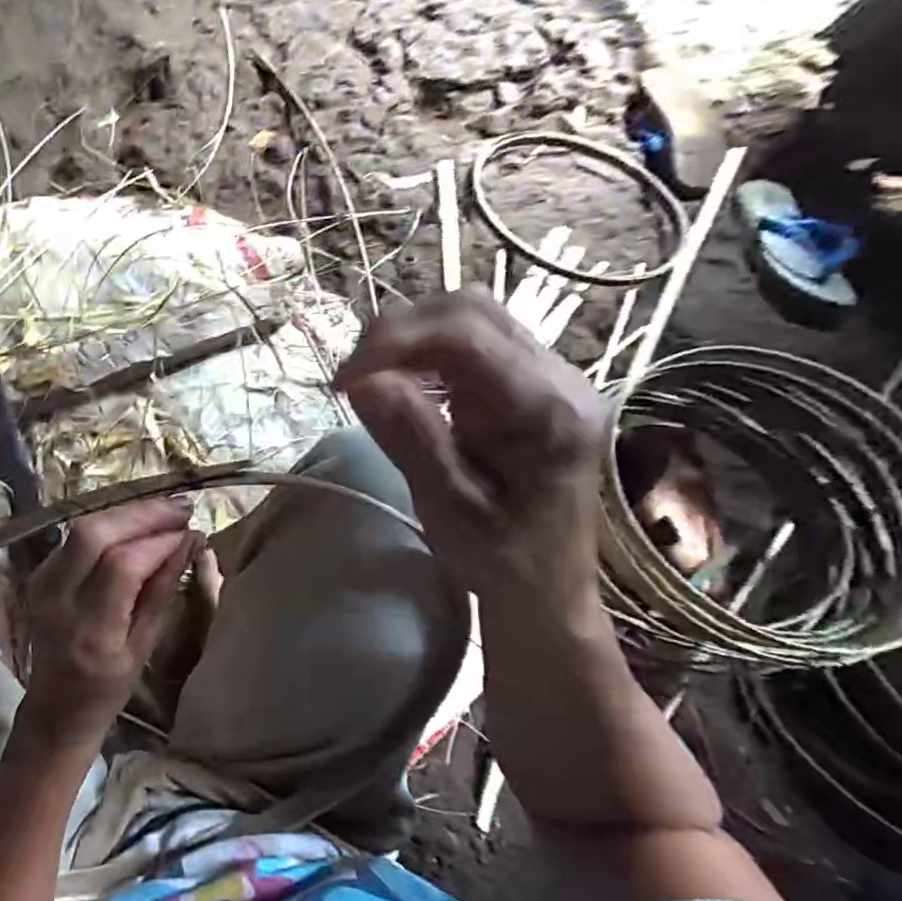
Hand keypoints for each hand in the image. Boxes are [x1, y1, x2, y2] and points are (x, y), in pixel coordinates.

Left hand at [18, 500, 201, 745]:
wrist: (55, 708)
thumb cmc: (108, 688)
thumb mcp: (145, 645)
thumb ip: (162, 588)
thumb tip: (190, 541)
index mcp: (91, 632)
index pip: (123, 566)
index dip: (160, 541)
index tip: (191, 531)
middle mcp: (59, 601)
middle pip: (94, 534)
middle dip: (142, 514)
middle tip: (180, 508)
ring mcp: (42, 585)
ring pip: (82, 527)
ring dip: (126, 513)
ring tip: (164, 511)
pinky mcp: (38, 574)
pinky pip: (74, 536)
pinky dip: (109, 524)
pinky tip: (135, 525)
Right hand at [335, 288, 606, 605]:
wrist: (549, 591)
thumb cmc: (502, 562)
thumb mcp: (448, 509)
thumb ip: (411, 438)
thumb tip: (363, 380)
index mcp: (547, 410)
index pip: (466, 334)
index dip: (393, 342)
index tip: (343, 382)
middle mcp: (558, 378)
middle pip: (470, 309)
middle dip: (399, 333)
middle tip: (353, 378)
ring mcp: (549, 376)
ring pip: (470, 317)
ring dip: (411, 340)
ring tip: (371, 380)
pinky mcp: (531, 384)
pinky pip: (474, 343)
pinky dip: (427, 353)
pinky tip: (403, 386)